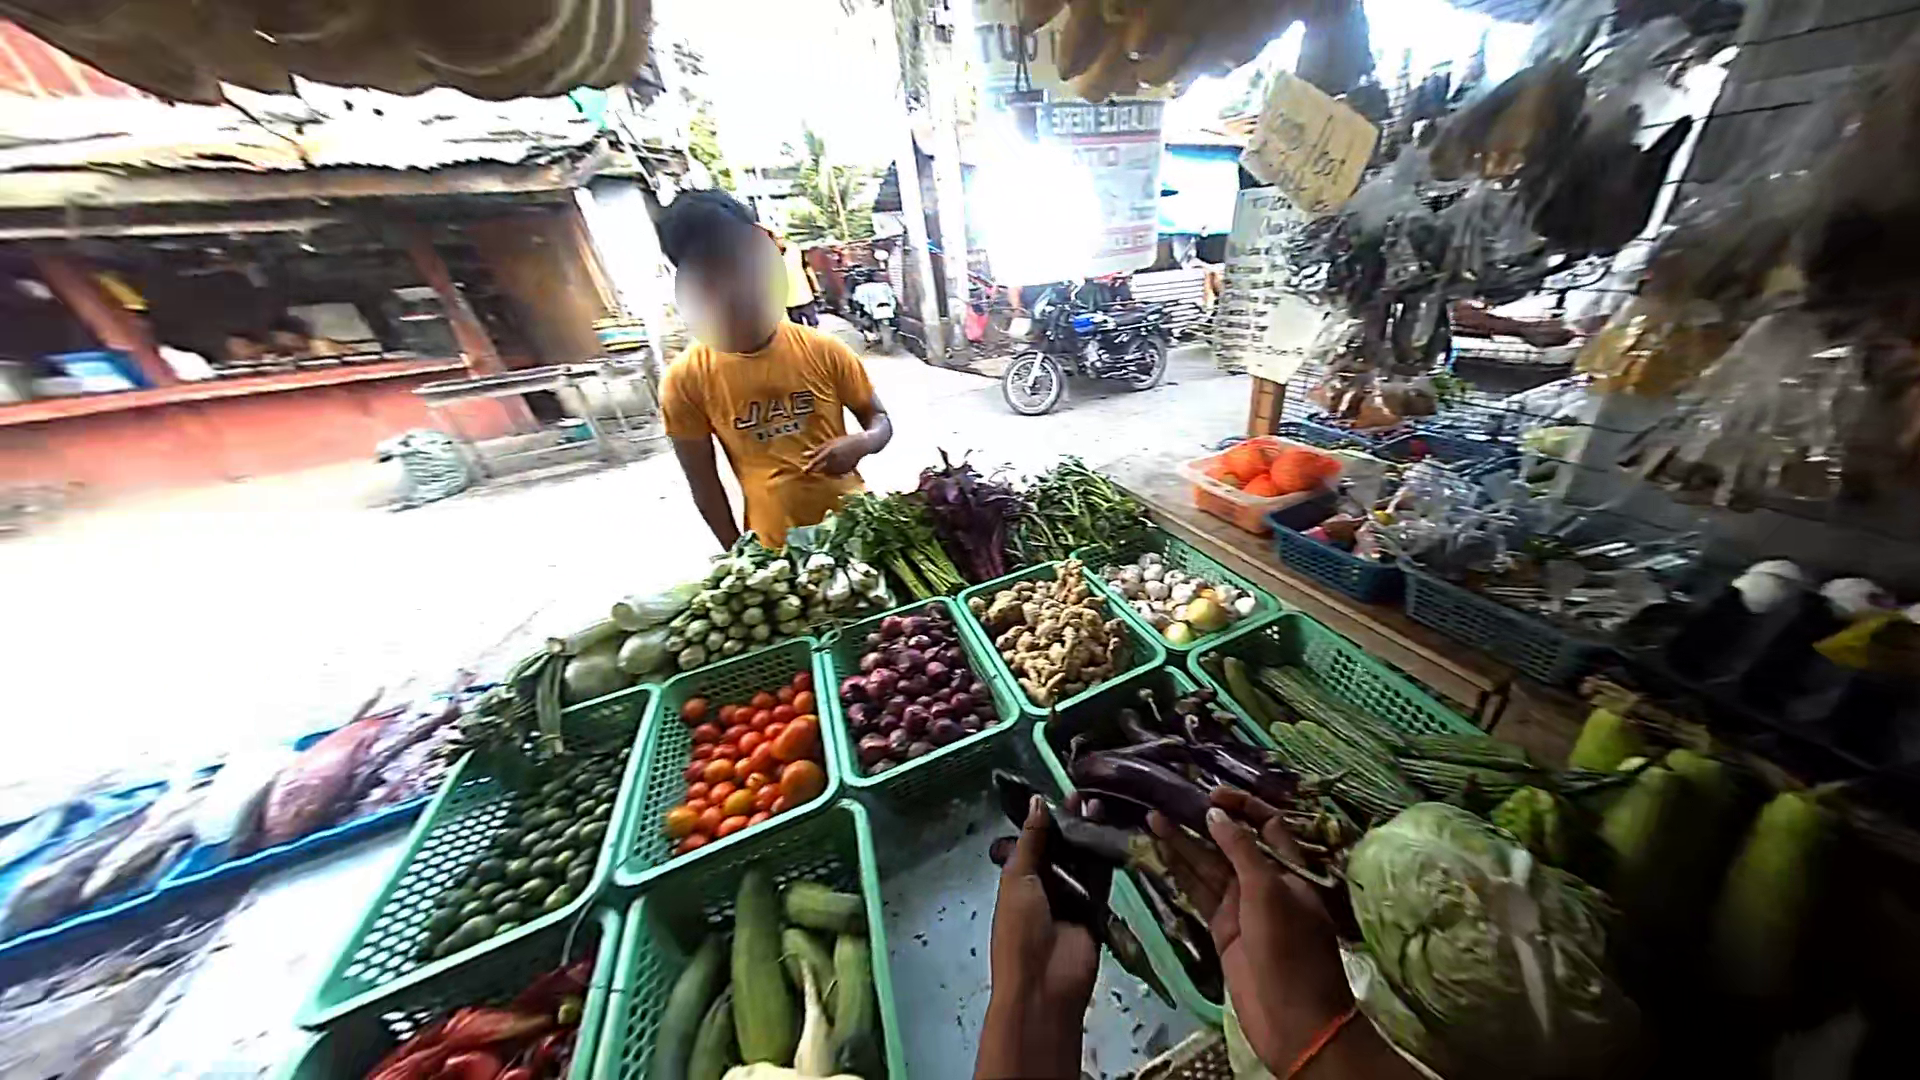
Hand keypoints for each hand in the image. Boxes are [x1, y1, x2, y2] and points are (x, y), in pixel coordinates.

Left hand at [802, 434, 867, 475]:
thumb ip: (817, 450)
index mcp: (830, 452)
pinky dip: (833, 473)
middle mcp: (835, 461)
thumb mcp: (829, 443)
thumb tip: (804, 455)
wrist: (861, 445)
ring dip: (824, 472)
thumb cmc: (844, 441)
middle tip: (813, 469)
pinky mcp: (846, 471)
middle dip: (816, 470)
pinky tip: (835, 467)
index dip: (809, 467)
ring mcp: (841, 467)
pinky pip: (836, 475)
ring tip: (826, 466)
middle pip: (821, 470)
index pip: (816, 462)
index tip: (804, 471)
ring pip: (828, 474)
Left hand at [976, 796, 1098, 1079]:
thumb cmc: (1020, 928)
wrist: (1044, 985)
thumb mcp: (1017, 878)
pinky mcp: (1095, 908)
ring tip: (1098, 802)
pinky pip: (1100, 877)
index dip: (1046, 817)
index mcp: (1020, 876)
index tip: (1059, 791)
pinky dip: (1104, 855)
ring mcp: (1071, 896)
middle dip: (1070, 822)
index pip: (1035, 839)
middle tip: (1083, 792)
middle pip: (1061, 846)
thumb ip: (1032, 840)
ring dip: (1088, 833)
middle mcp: (1046, 883)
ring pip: (1081, 858)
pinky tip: (1110, 828)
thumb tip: (1037, 800)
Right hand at [1149, 789, 1353, 1073]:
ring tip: (1152, 816)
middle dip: (1201, 820)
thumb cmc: (1291, 951)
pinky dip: (1178, 869)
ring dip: (1181, 840)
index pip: (1266, 824)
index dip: (1242, 805)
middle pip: (1229, 841)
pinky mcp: (1220, 925)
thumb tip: (1214, 812)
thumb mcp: (1269, 892)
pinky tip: (1159, 849)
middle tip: (1168, 799)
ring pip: (1206, 863)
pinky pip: (1196, 889)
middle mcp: (1262, 881)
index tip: (1212, 793)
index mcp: (1287, 870)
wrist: (1296, 1025)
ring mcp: (1239, 904)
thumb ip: (1241, 849)